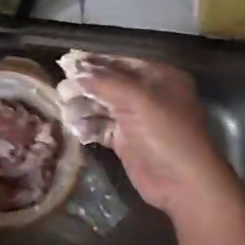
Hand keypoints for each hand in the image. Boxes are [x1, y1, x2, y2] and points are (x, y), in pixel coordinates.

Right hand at [76, 59, 240, 215]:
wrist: (182, 181)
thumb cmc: (165, 133)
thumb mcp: (137, 99)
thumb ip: (105, 82)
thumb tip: (76, 71)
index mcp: (161, 78)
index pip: (122, 63)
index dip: (95, 62)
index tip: (68, 63)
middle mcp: (150, 96)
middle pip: (111, 84)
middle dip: (87, 86)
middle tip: (62, 88)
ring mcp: (138, 119)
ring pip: (105, 107)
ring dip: (85, 106)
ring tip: (64, 108)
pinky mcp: (128, 141)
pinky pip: (103, 128)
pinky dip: (89, 126)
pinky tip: (75, 126)